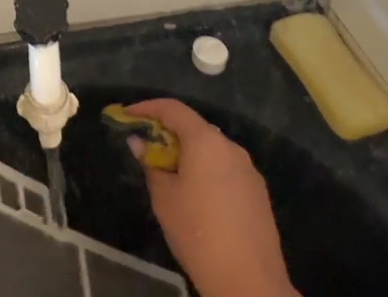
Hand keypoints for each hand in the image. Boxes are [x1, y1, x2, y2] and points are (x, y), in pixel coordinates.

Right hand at [126, 99, 298, 296]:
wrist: (248, 281)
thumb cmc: (197, 231)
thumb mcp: (164, 197)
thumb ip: (151, 164)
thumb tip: (140, 143)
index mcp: (206, 141)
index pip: (173, 109)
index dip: (148, 108)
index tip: (128, 115)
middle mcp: (230, 147)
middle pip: (195, 128)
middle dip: (169, 133)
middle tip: (147, 149)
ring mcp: (249, 170)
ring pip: (212, 150)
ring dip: (190, 154)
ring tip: (170, 175)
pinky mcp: (258, 192)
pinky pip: (226, 169)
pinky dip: (208, 171)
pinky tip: (198, 196)